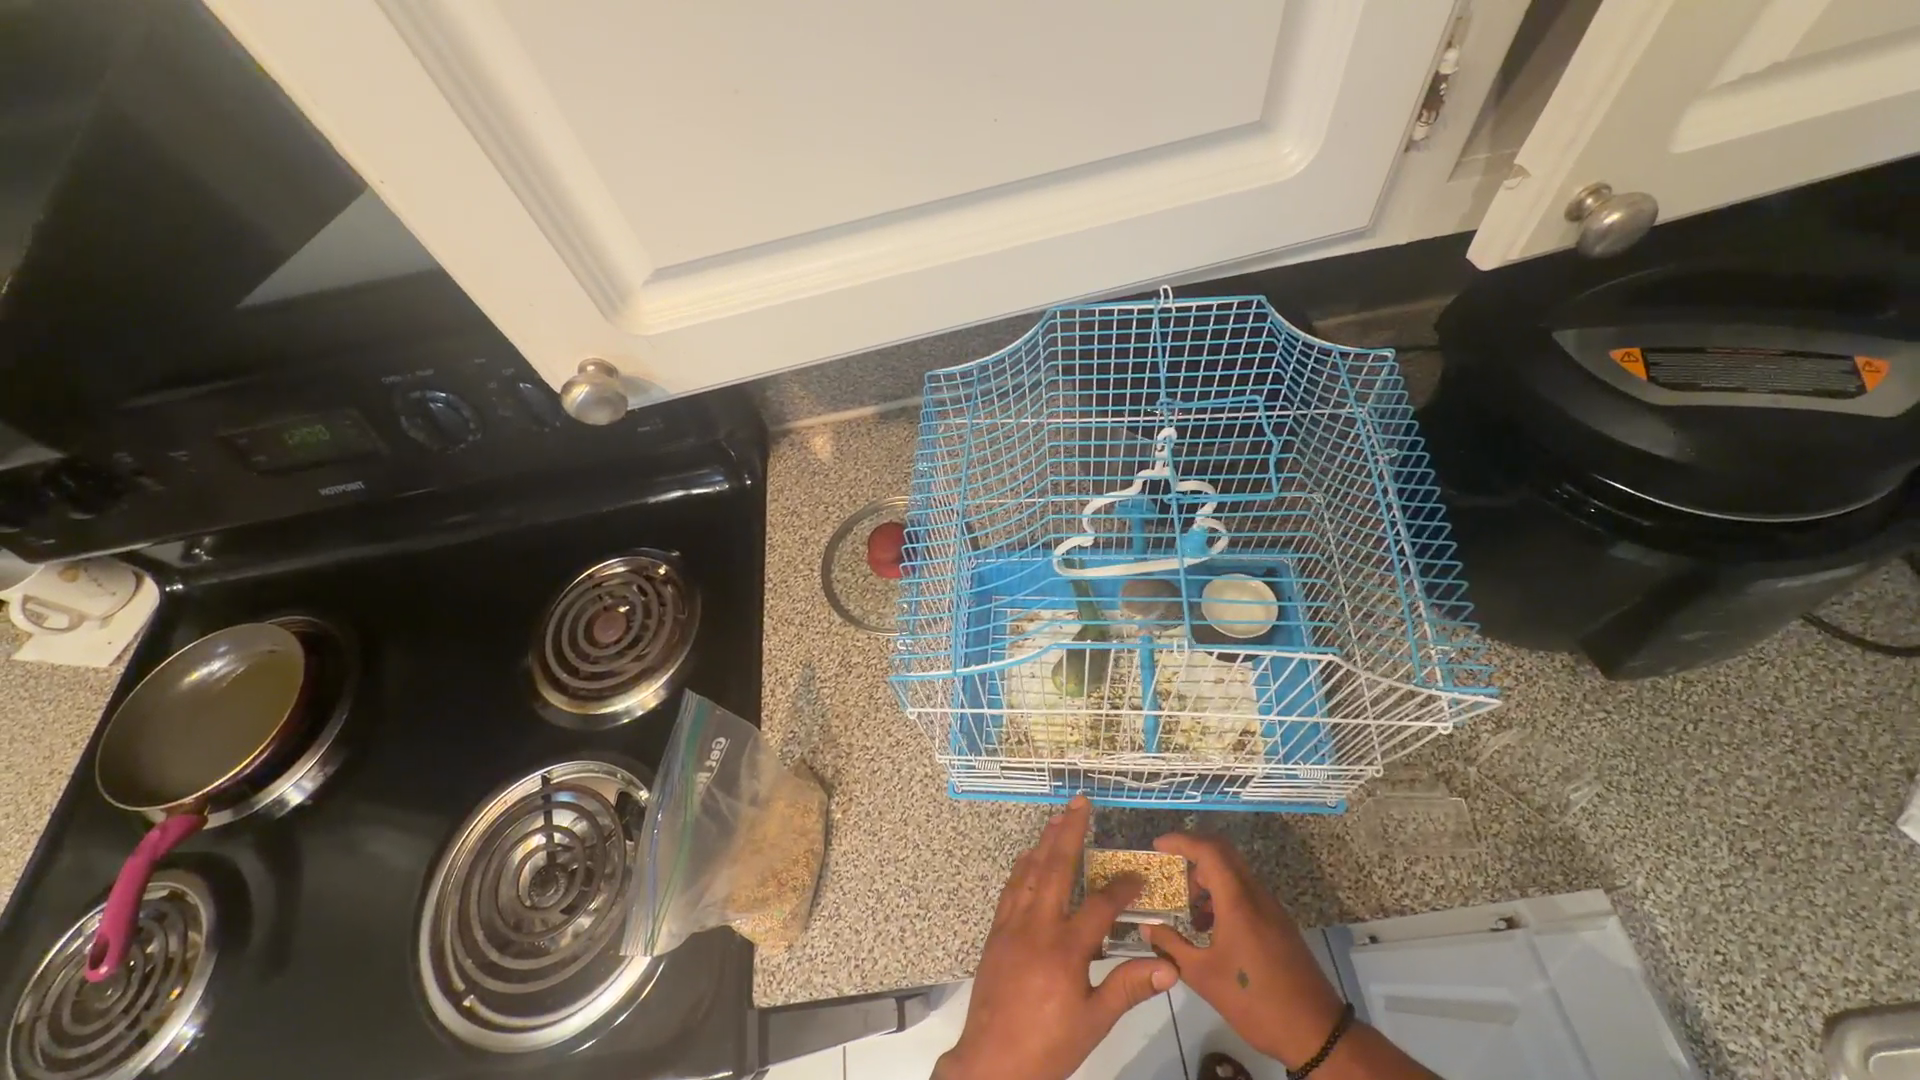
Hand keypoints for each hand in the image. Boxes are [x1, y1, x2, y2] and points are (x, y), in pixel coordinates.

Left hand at [934, 796, 1178, 1079]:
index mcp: (1065, 949)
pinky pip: (1011, 889)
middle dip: (1069, 833)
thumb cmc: (1048, 1044)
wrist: (991, 1062)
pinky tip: (1029, 858)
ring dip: (1045, 842)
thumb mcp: (1094, 1021)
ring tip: (1058, 818)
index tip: (1138, 878)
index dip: (1122, 889)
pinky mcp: (996, 933)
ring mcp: (1011, 926)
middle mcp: (1036, 926)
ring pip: (1029, 872)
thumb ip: (1129, 987)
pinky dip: (1023, 868)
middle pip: (1055, 868)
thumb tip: (1169, 966)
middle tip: (1080, 802)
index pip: (1100, 906)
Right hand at [1145, 832, 1345, 1069]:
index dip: (1181, 841)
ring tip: (1187, 911)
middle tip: (1169, 875)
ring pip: (1235, 874)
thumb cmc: (1255, 1001)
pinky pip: (1246, 893)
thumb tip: (1147, 927)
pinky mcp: (1279, 924)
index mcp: (1238, 902)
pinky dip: (1223, 897)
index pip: (1209, 851)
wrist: (1316, 1032)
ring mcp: (1272, 909)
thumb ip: (1171, 946)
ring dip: (1208, 881)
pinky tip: (1210, 929)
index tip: (1158, 846)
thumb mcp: (1203, 976)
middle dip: (1193, 857)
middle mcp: (1257, 896)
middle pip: (1224, 854)